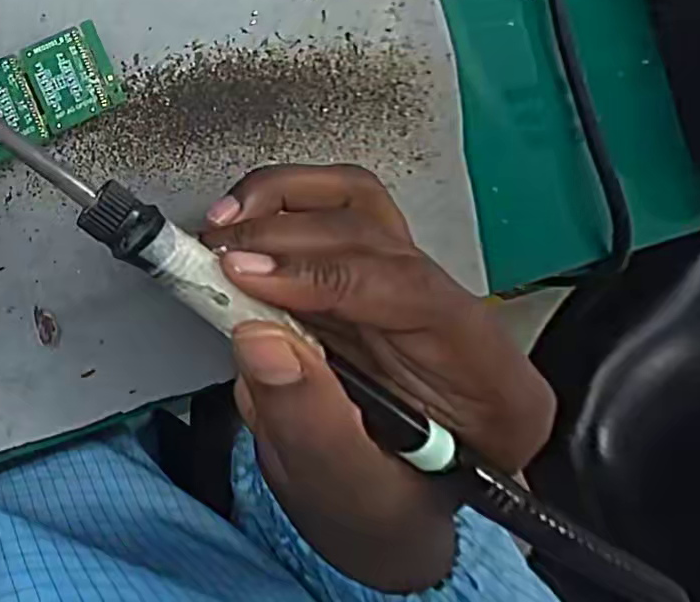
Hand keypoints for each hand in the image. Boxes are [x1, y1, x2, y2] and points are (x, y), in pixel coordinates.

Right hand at [201, 165, 555, 591]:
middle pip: (373, 233)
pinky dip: (270, 200)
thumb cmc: (365, 503)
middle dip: (281, 237)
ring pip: (351, 196)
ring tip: (220, 227)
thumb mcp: (338, 488)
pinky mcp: (356, 260)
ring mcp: (405, 278)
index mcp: (484, 382)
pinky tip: (234, 221)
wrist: (362, 500)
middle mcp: (453, 315)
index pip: (411, 292)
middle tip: (215, 257)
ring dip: (276, 199)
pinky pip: (321, 201)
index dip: (318, 272)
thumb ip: (306, 418)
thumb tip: (258, 337)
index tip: (240, 272)